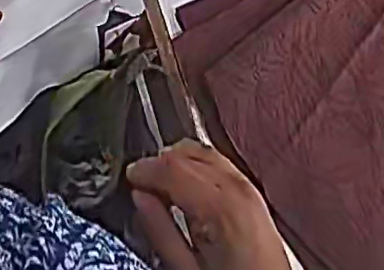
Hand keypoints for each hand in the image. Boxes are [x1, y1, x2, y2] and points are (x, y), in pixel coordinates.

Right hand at [127, 142, 289, 269]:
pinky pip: (217, 162)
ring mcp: (249, 186)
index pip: (172, 166)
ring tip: (161, 186)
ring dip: (178, 162)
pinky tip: (187, 187)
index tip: (130, 176)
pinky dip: (196, 166)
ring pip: (201, 151)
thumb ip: (161, 232)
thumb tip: (140, 197)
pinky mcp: (253, 191)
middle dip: (160, 164)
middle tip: (142, 183)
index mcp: (220, 206)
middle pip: (186, 152)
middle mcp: (237, 186)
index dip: (145, 168)